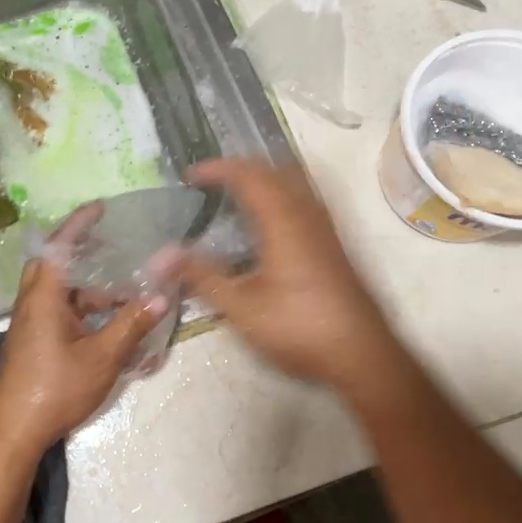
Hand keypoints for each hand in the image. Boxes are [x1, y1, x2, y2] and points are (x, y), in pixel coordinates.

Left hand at [0, 212, 168, 457]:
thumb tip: (161, 296)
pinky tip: (106, 327)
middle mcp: (31, 303)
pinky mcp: (32, 341)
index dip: (80, 223)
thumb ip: (131, 324)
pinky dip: (80, 309)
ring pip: (58, 291)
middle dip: (81, 252)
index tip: (101, 207)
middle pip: (53, 264)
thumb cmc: (56, 389)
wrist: (15, 432)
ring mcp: (29, 323)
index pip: (59, 246)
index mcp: (43, 297)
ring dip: (87, 289)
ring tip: (123, 297)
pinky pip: (56, 311)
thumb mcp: (102, 357)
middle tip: (110, 247)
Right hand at [170, 159, 411, 400]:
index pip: (248, 175)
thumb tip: (161, 256)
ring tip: (232, 194)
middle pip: (273, 170)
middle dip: (238, 168)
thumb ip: (201, 276)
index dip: (216, 169)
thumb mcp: (241, 306)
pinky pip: (302, 201)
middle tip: (209, 180)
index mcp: (283, 221)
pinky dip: (277, 196)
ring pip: (292, 184)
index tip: (189, 176)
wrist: (361, 354)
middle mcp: (307, 214)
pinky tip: (263, 226)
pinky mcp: (331, 245)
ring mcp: (324, 228)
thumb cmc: (298, 327)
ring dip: (261, 180)